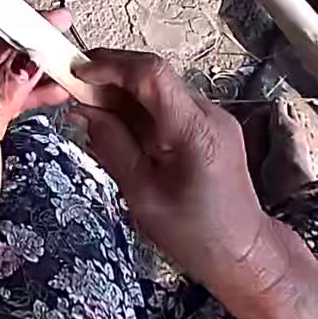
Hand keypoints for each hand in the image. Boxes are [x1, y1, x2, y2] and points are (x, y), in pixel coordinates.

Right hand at [70, 51, 284, 293]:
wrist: (244, 252)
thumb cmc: (195, 235)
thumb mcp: (142, 196)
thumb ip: (112, 147)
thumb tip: (83, 111)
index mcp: (195, 131)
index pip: (152, 74)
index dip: (111, 66)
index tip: (77, 73)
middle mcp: (208, 113)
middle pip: (152, 74)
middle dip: (109, 75)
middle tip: (74, 88)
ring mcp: (211, 115)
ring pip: (157, 87)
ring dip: (120, 91)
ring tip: (90, 109)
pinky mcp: (207, 123)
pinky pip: (165, 103)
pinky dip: (136, 106)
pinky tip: (116, 124)